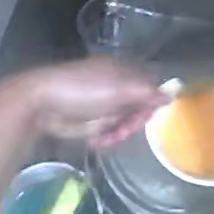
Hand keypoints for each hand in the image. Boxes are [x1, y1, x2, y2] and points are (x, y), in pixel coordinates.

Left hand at [18, 58, 164, 146]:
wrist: (41, 104)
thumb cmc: (83, 90)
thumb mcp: (120, 90)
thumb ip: (147, 93)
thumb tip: (172, 94)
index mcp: (121, 71)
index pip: (148, 85)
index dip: (152, 101)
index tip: (150, 115)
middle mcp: (113, 86)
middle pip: (137, 106)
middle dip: (134, 120)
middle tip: (126, 129)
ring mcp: (101, 104)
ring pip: (123, 122)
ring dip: (120, 132)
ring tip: (109, 137)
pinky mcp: (89, 121)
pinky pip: (107, 131)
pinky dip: (105, 137)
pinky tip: (98, 142)